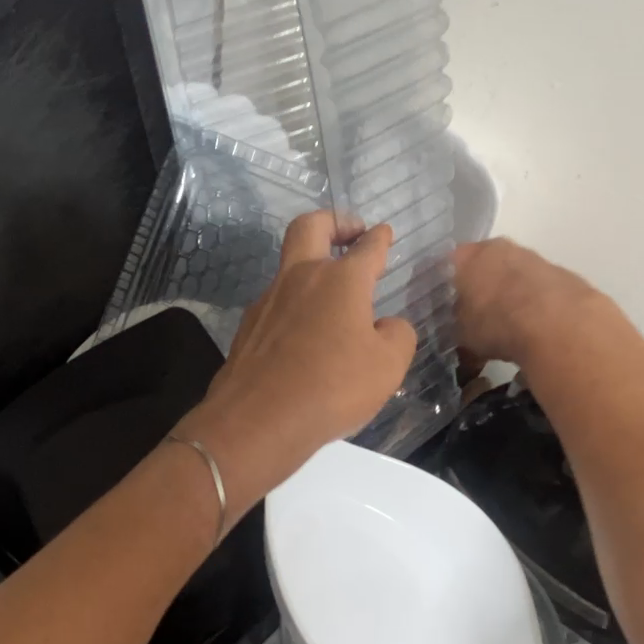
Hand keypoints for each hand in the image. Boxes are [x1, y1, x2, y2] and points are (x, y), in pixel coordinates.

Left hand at [178, 211, 416, 506]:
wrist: (257, 421)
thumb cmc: (331, 389)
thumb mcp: (387, 366)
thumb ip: (397, 335)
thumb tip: (385, 325)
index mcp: (341, 279)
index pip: (367, 247)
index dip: (380, 239)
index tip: (384, 235)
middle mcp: (300, 279)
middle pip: (310, 227)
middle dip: (334, 222)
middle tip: (350, 233)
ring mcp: (266, 303)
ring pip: (288, 269)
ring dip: (310, 272)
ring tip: (331, 298)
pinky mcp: (246, 331)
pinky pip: (274, 307)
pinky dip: (292, 310)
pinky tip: (303, 337)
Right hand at [452, 239, 613, 370]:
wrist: (557, 325)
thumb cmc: (496, 324)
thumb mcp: (462, 333)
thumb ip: (458, 322)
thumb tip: (461, 324)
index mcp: (470, 258)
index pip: (450, 263)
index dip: (447, 283)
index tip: (446, 302)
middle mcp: (501, 249)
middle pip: (484, 265)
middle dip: (480, 287)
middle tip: (475, 314)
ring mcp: (534, 258)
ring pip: (512, 275)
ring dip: (507, 294)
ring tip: (504, 325)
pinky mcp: (561, 274)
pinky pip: (536, 288)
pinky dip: (532, 303)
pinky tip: (530, 328)